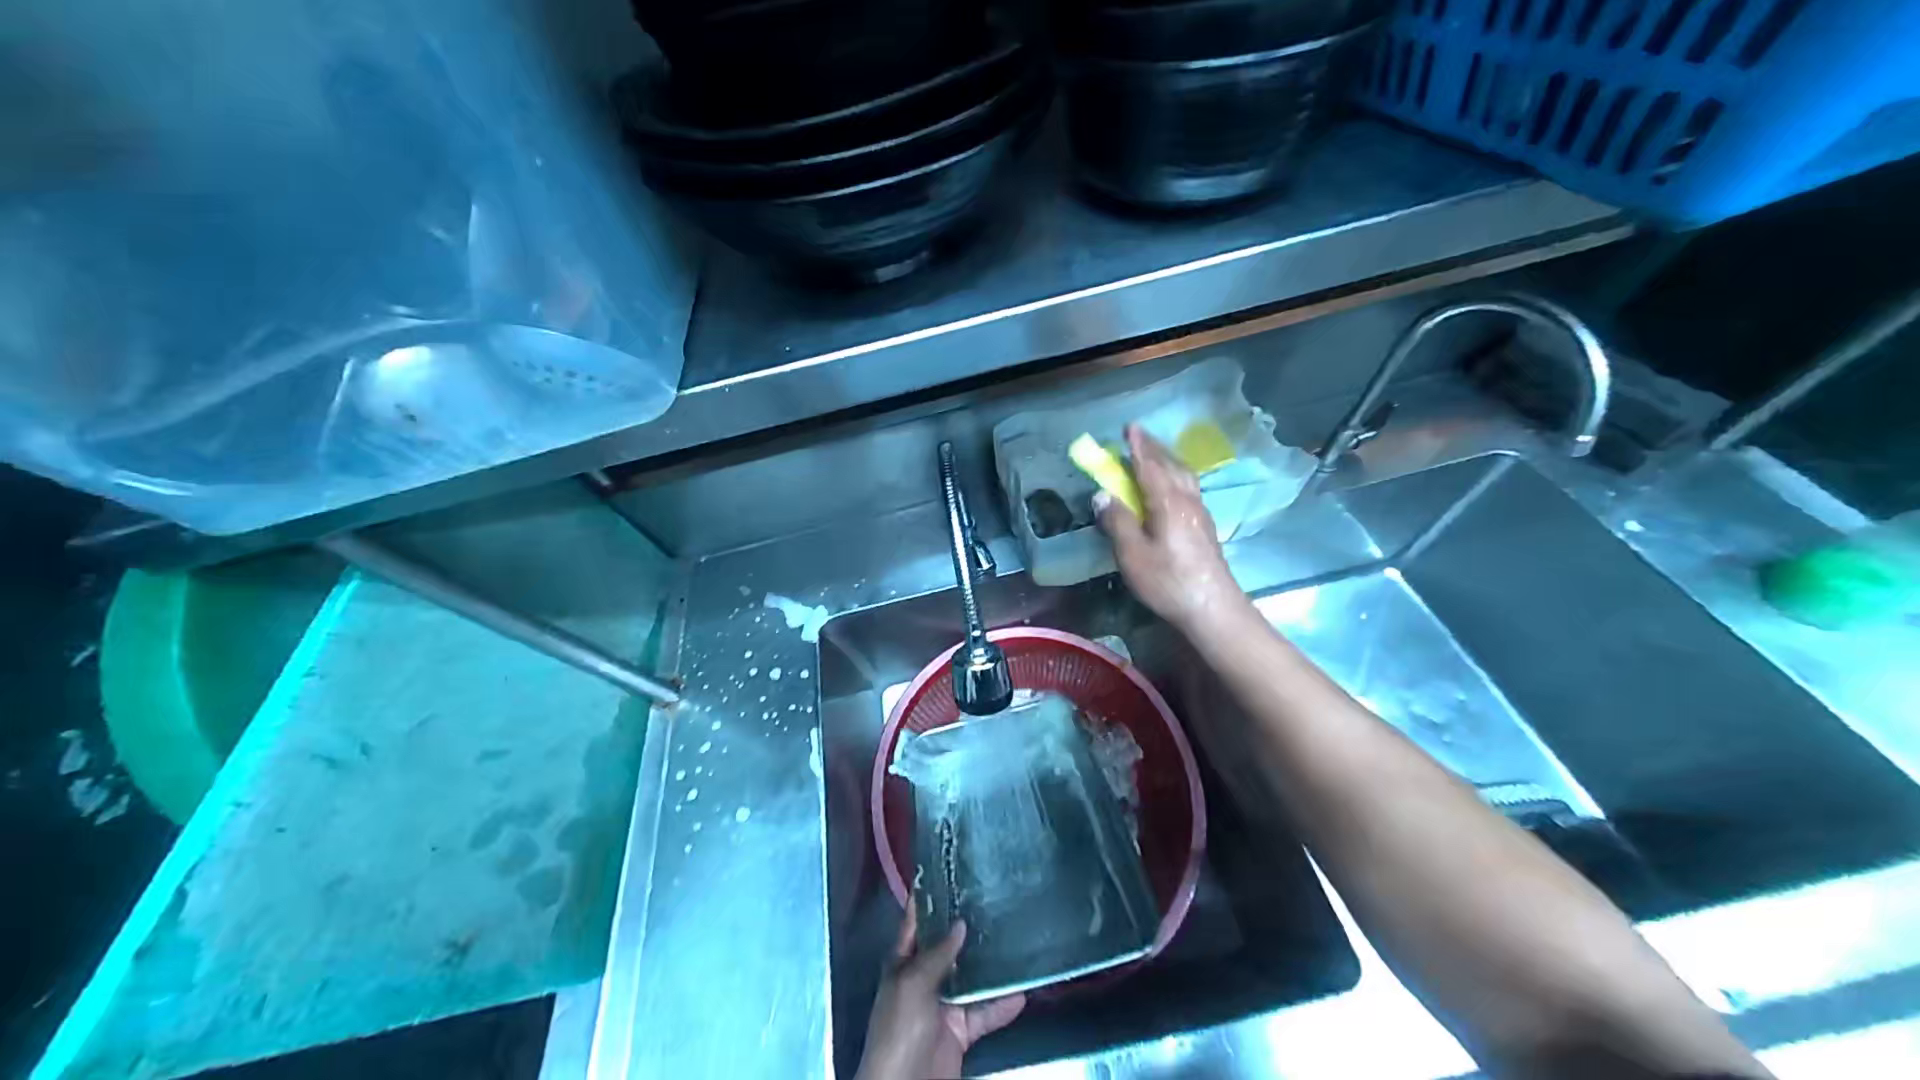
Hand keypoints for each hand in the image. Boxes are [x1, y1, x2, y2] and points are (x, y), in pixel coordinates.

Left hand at [854, 912, 1025, 1079]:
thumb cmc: (900, 1029)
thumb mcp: (913, 984)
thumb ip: (938, 955)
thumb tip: (960, 924)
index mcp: (902, 963)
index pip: (914, 924)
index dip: (926, 901)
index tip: (945, 874)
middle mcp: (923, 979)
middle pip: (946, 948)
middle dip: (965, 929)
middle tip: (991, 902)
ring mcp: (943, 1006)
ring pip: (970, 979)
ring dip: (989, 967)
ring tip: (1014, 940)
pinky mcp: (960, 1032)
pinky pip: (984, 1013)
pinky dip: (1002, 1005)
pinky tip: (1022, 992)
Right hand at [1096, 424, 1246, 634]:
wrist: (1212, 607)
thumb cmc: (1168, 581)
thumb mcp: (1132, 554)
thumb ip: (1117, 521)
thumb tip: (1102, 494)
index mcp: (1168, 502)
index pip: (1149, 466)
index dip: (1137, 447)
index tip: (1129, 427)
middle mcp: (1187, 500)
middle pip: (1170, 465)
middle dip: (1154, 448)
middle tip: (1139, 435)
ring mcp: (1200, 513)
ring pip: (1184, 476)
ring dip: (1168, 460)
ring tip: (1156, 454)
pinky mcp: (1204, 528)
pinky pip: (1189, 488)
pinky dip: (1176, 476)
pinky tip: (1173, 486)